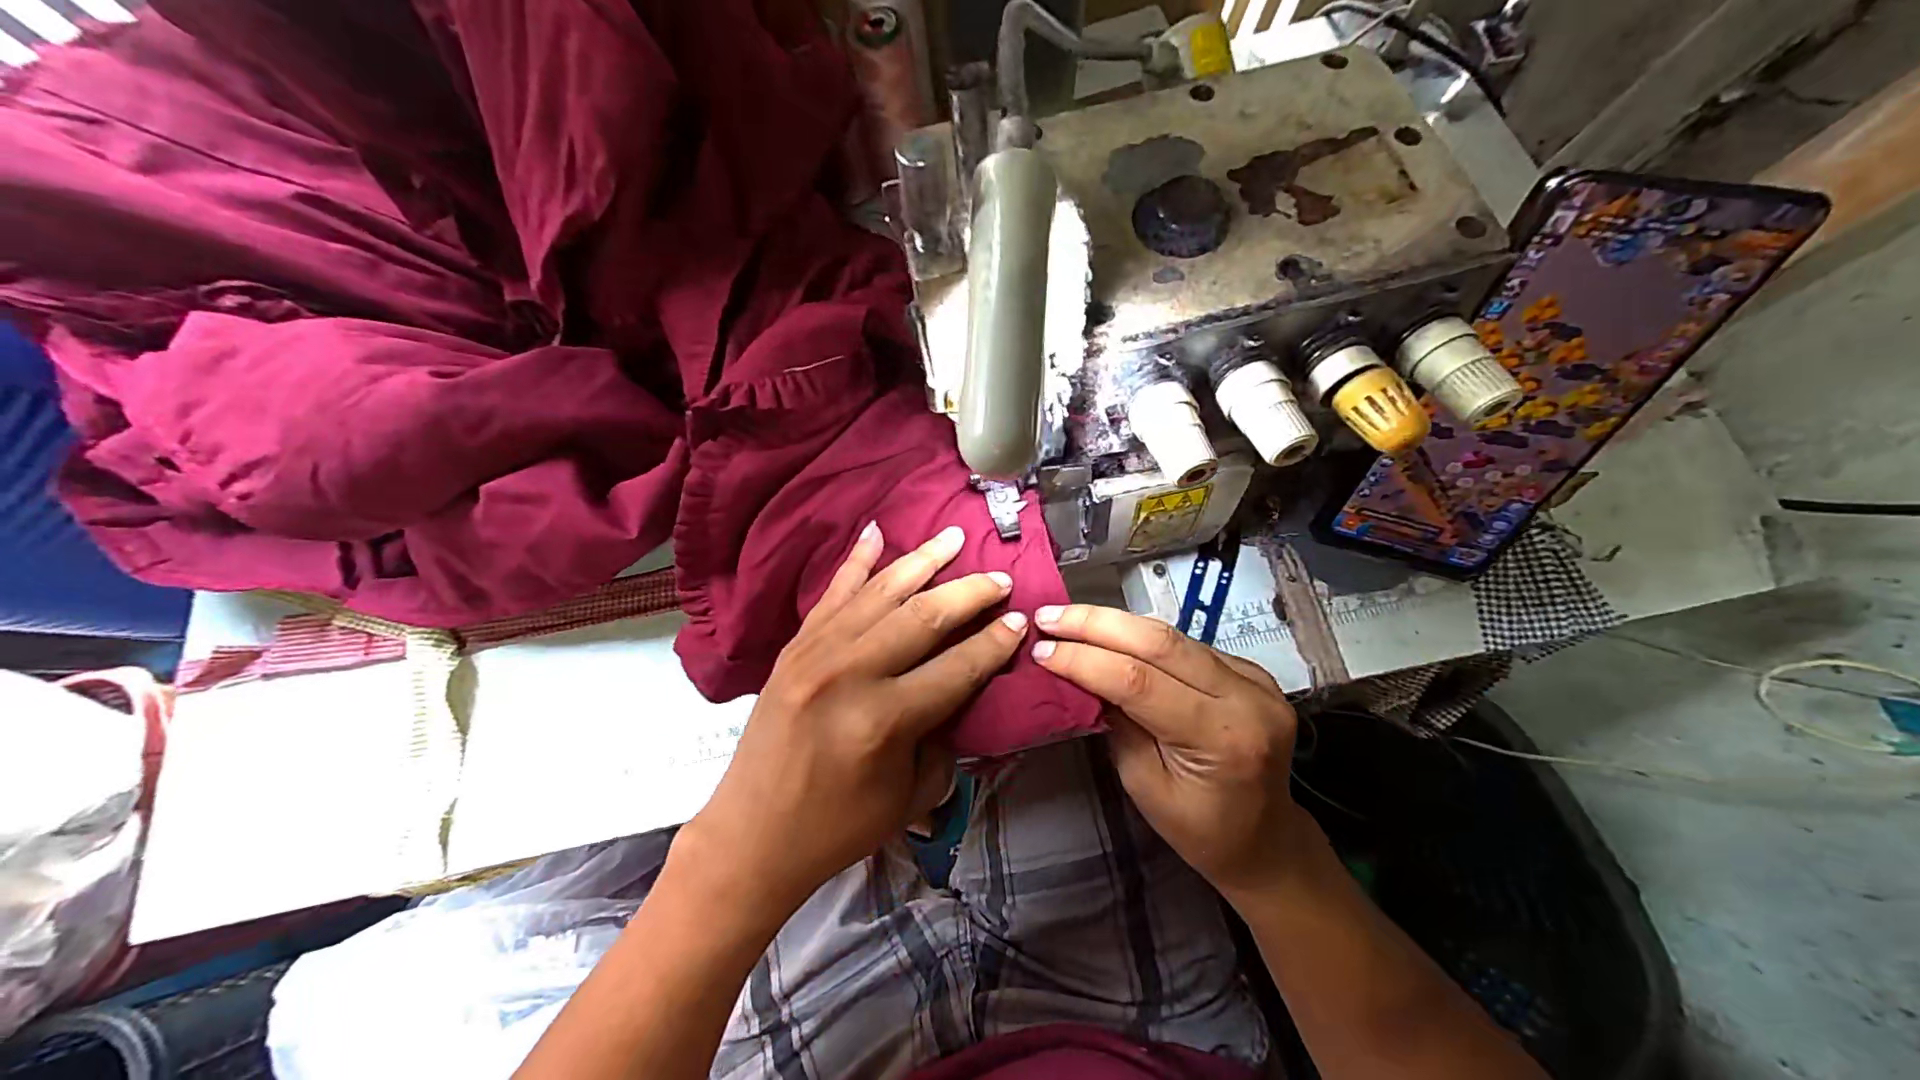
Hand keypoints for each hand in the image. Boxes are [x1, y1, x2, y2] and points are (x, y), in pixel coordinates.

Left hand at [674, 522, 1027, 921]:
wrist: (753, 835)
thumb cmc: (837, 827)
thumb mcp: (909, 796)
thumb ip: (942, 740)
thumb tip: (958, 695)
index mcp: (885, 719)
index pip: (957, 667)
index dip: (994, 643)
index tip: (1020, 620)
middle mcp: (850, 674)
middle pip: (924, 617)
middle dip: (969, 593)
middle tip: (999, 578)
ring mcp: (815, 654)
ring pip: (881, 593)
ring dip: (922, 561)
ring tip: (953, 538)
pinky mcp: (793, 648)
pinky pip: (832, 594)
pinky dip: (856, 561)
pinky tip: (876, 532)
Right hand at [1031, 605, 1306, 900]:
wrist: (1267, 842)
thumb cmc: (1200, 831)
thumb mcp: (1144, 785)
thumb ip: (1117, 724)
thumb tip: (1079, 675)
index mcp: (1222, 738)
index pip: (1140, 681)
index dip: (1085, 660)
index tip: (1041, 649)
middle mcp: (1248, 698)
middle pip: (1161, 642)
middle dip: (1097, 623)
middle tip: (1050, 616)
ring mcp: (1256, 680)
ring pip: (1174, 635)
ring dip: (1116, 624)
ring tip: (1069, 619)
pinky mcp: (1253, 671)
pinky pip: (1189, 645)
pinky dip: (1143, 638)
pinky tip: (1110, 635)